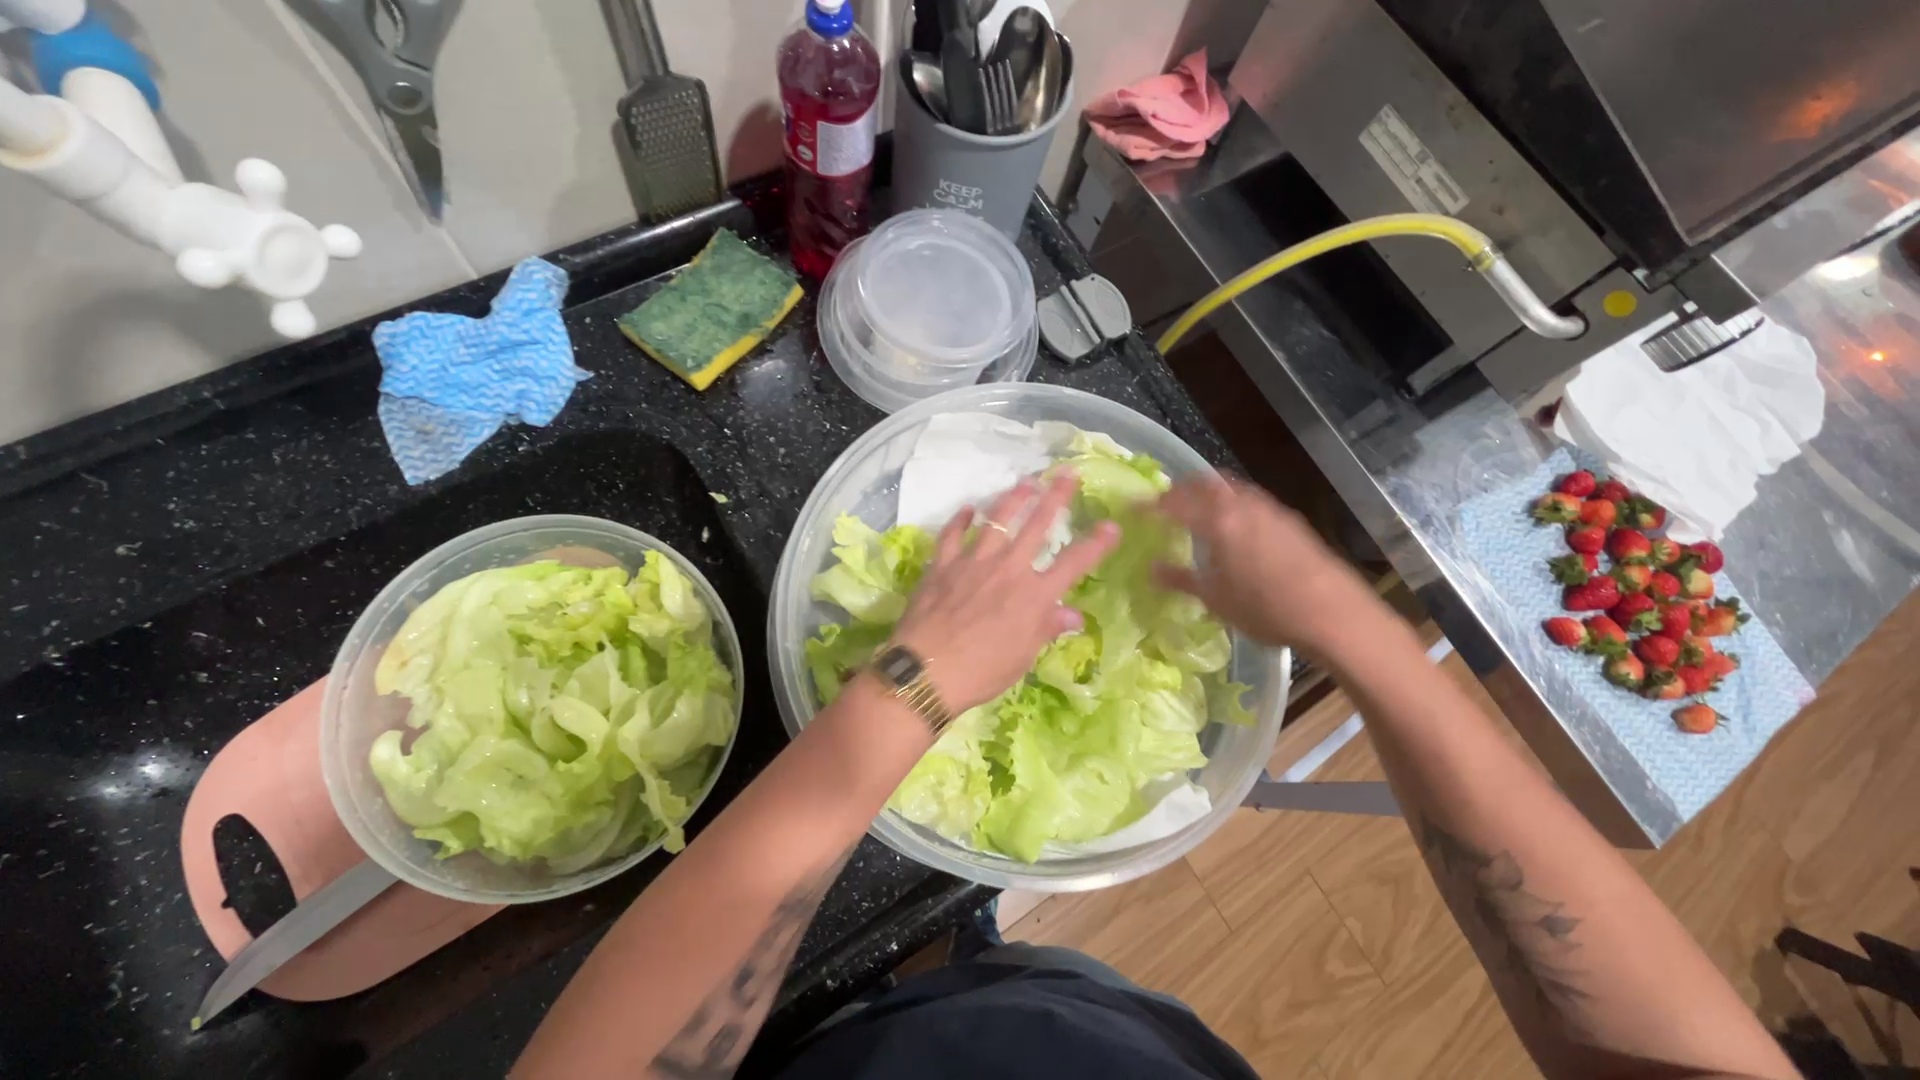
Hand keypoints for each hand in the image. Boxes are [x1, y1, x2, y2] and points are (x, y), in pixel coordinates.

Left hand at [890, 472, 1119, 711]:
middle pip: (1037, 526)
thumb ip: (1046, 628)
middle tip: (1066, 474)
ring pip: (997, 520)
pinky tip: (968, 509)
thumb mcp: (1023, 657)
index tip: (1112, 526)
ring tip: (1026, 482)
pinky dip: (961, 520)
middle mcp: (1008, 569)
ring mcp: (972, 562)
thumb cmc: (982, 671)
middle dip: (1056, 498)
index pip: (1073, 563)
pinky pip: (952, 535)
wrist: (927, 670)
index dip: (1096, 543)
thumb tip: (1073, 615)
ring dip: (1013, 498)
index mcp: (1034, 595)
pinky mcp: (942, 565)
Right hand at [1153, 473, 1384, 660]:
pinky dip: (1234, 505)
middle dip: (1182, 489)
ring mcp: (1270, 509)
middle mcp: (1243, 504)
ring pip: (1232, 488)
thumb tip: (1151, 568)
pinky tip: (1236, 531)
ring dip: (1211, 494)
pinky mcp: (1291, 521)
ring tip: (1200, 514)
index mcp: (1218, 520)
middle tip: (1166, 504)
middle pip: (1205, 482)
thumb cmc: (1265, 608)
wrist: (1333, 613)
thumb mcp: (1216, 599)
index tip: (1135, 508)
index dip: (1151, 504)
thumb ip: (1181, 579)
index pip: (1174, 502)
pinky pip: (1252, 501)